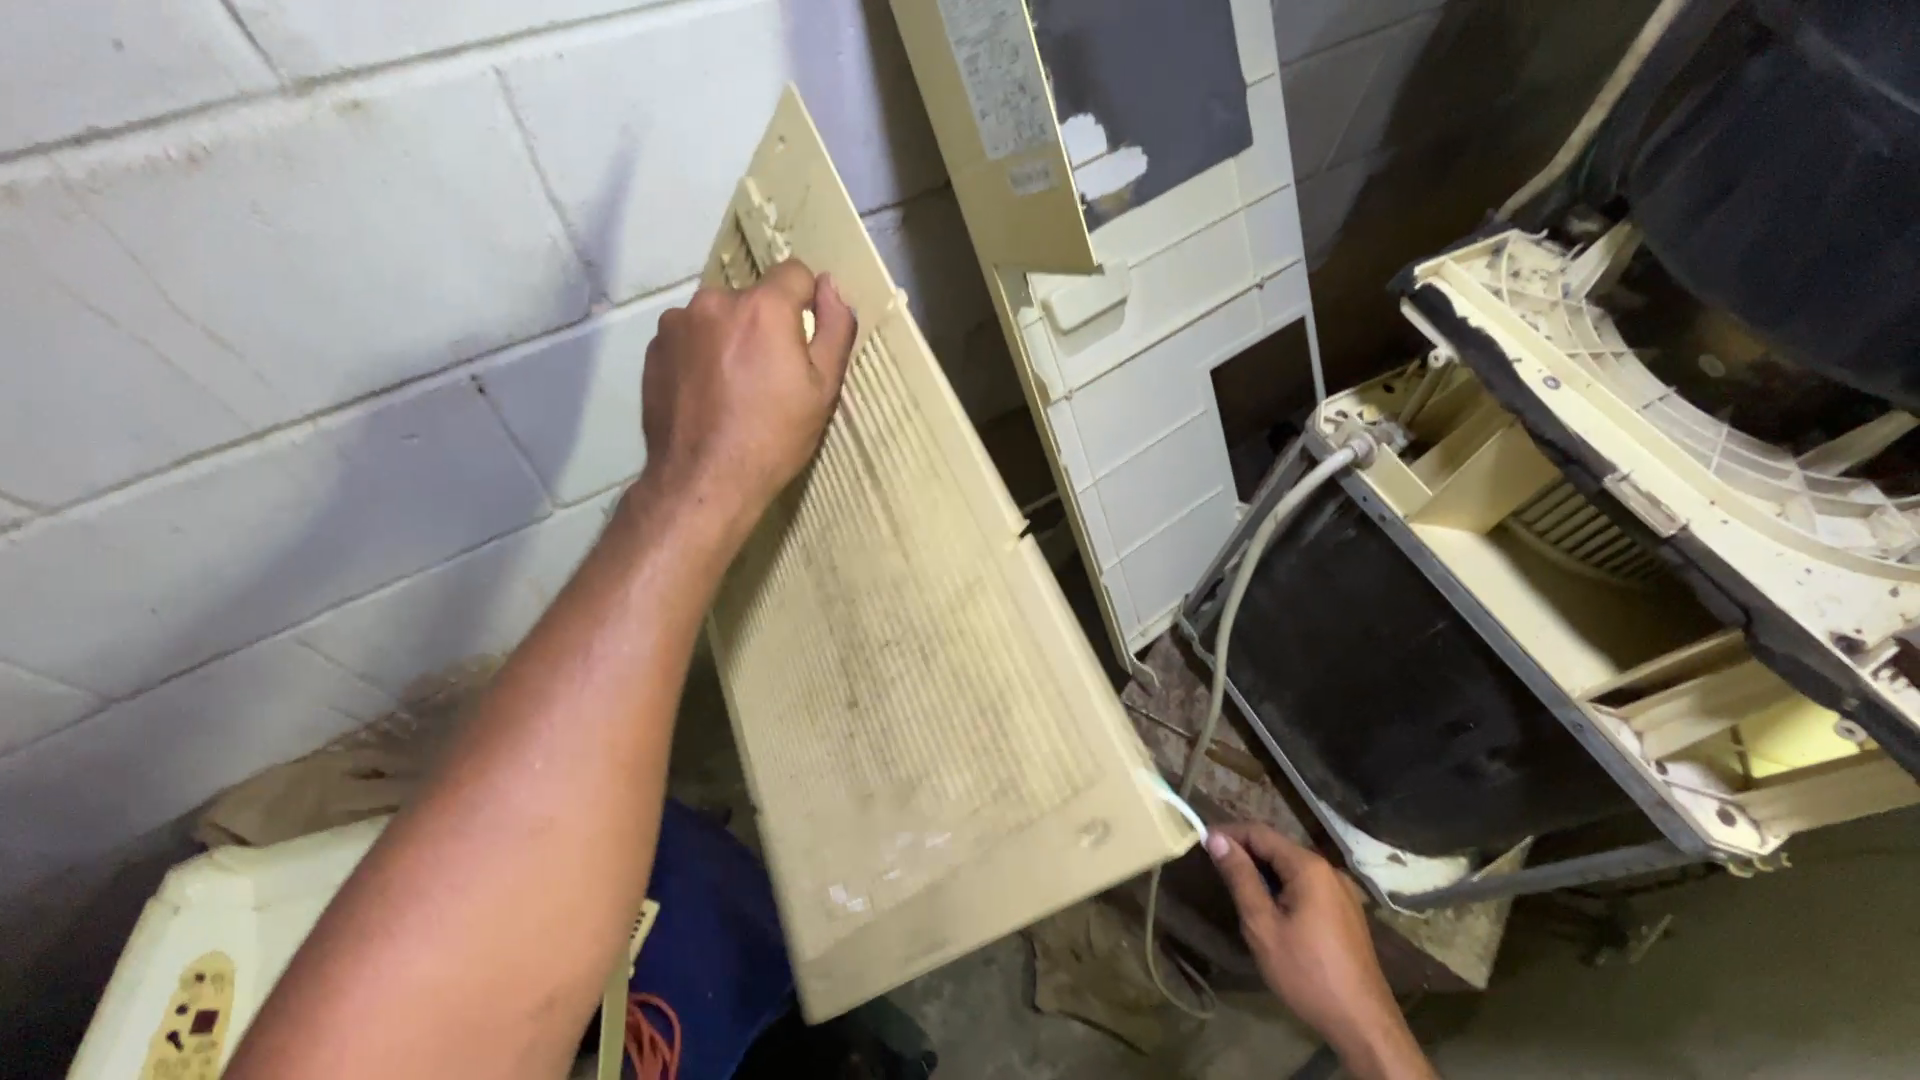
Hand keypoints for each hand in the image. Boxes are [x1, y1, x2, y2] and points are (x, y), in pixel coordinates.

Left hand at [639, 259, 856, 535]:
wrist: (704, 480)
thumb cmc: (773, 438)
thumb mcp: (823, 388)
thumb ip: (835, 328)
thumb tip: (831, 286)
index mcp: (763, 307)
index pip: (795, 273)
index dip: (806, 306)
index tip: (802, 346)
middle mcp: (715, 301)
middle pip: (754, 298)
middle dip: (764, 325)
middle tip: (768, 377)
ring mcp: (677, 323)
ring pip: (719, 317)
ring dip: (729, 338)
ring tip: (732, 388)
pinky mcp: (654, 348)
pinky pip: (689, 337)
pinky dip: (700, 355)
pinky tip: (705, 395)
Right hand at [1208, 823, 1435, 1079]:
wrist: (1362, 1022)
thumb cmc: (1306, 972)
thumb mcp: (1262, 925)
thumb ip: (1240, 877)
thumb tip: (1216, 839)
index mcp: (1309, 867)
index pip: (1260, 832)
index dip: (1228, 834)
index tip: (1200, 843)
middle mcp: (1329, 870)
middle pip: (1278, 847)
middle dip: (1245, 852)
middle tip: (1214, 867)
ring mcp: (1342, 891)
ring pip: (1293, 867)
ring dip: (1263, 871)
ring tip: (1236, 887)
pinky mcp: (1346, 911)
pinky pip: (1308, 885)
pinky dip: (1283, 886)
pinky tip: (1270, 908)